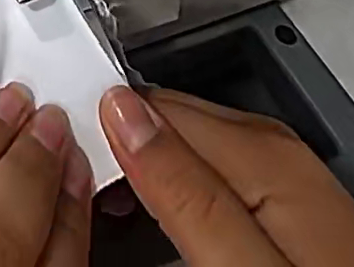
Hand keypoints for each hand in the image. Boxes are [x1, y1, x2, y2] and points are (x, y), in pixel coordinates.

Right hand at [98, 86, 353, 265]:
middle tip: (88, 180)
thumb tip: (121, 110)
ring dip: (141, 163)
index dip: (103, 124)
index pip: (150, 103)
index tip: (73, 152)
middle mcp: (275, 149)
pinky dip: (170, 181)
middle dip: (121, 140)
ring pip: (180, 140)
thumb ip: (182, 186)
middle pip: (165, 115)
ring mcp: (280, 175)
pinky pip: (203, 167)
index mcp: (266, 151)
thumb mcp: (244, 266)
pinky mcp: (279, 202)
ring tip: (115, 198)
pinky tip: (160, 210)